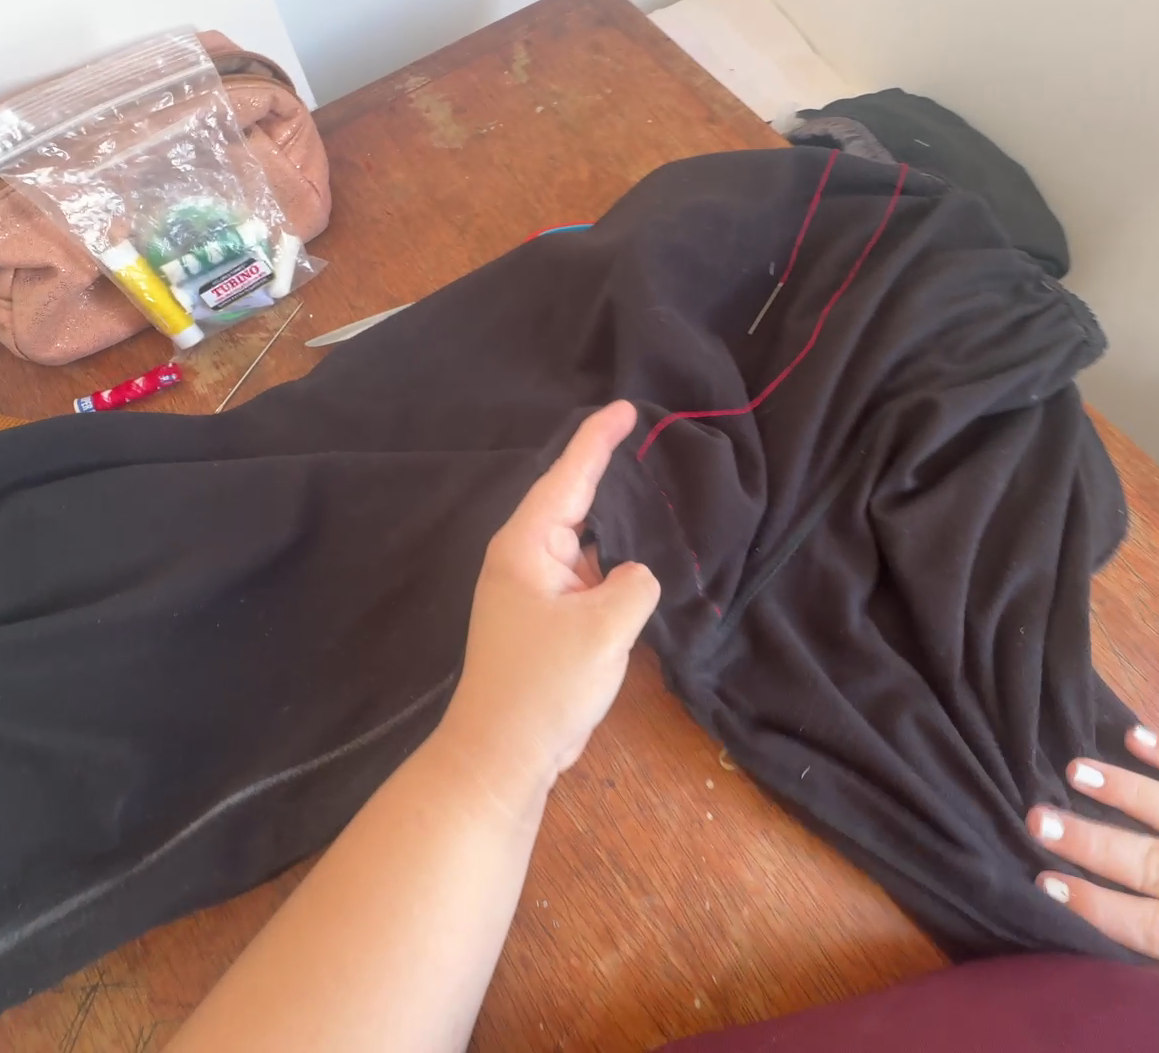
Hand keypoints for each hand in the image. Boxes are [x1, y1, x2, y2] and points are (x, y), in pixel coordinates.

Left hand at [437, 402, 661, 792]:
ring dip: (614, 523)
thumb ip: (636, 585)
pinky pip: (584, 574)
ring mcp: (534, 588)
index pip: (568, 477)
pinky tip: (639, 559)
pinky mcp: (545, 616)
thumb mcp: (605, 630)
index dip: (598, 440)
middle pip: (573, 501)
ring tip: (656, 494)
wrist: (502, 751)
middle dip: (609, 473)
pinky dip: (611, 562)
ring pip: (582, 541)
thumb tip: (635, 575)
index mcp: (528, 545)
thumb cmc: (545, 685)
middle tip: (652, 444)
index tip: (626, 408)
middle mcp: (526, 557)